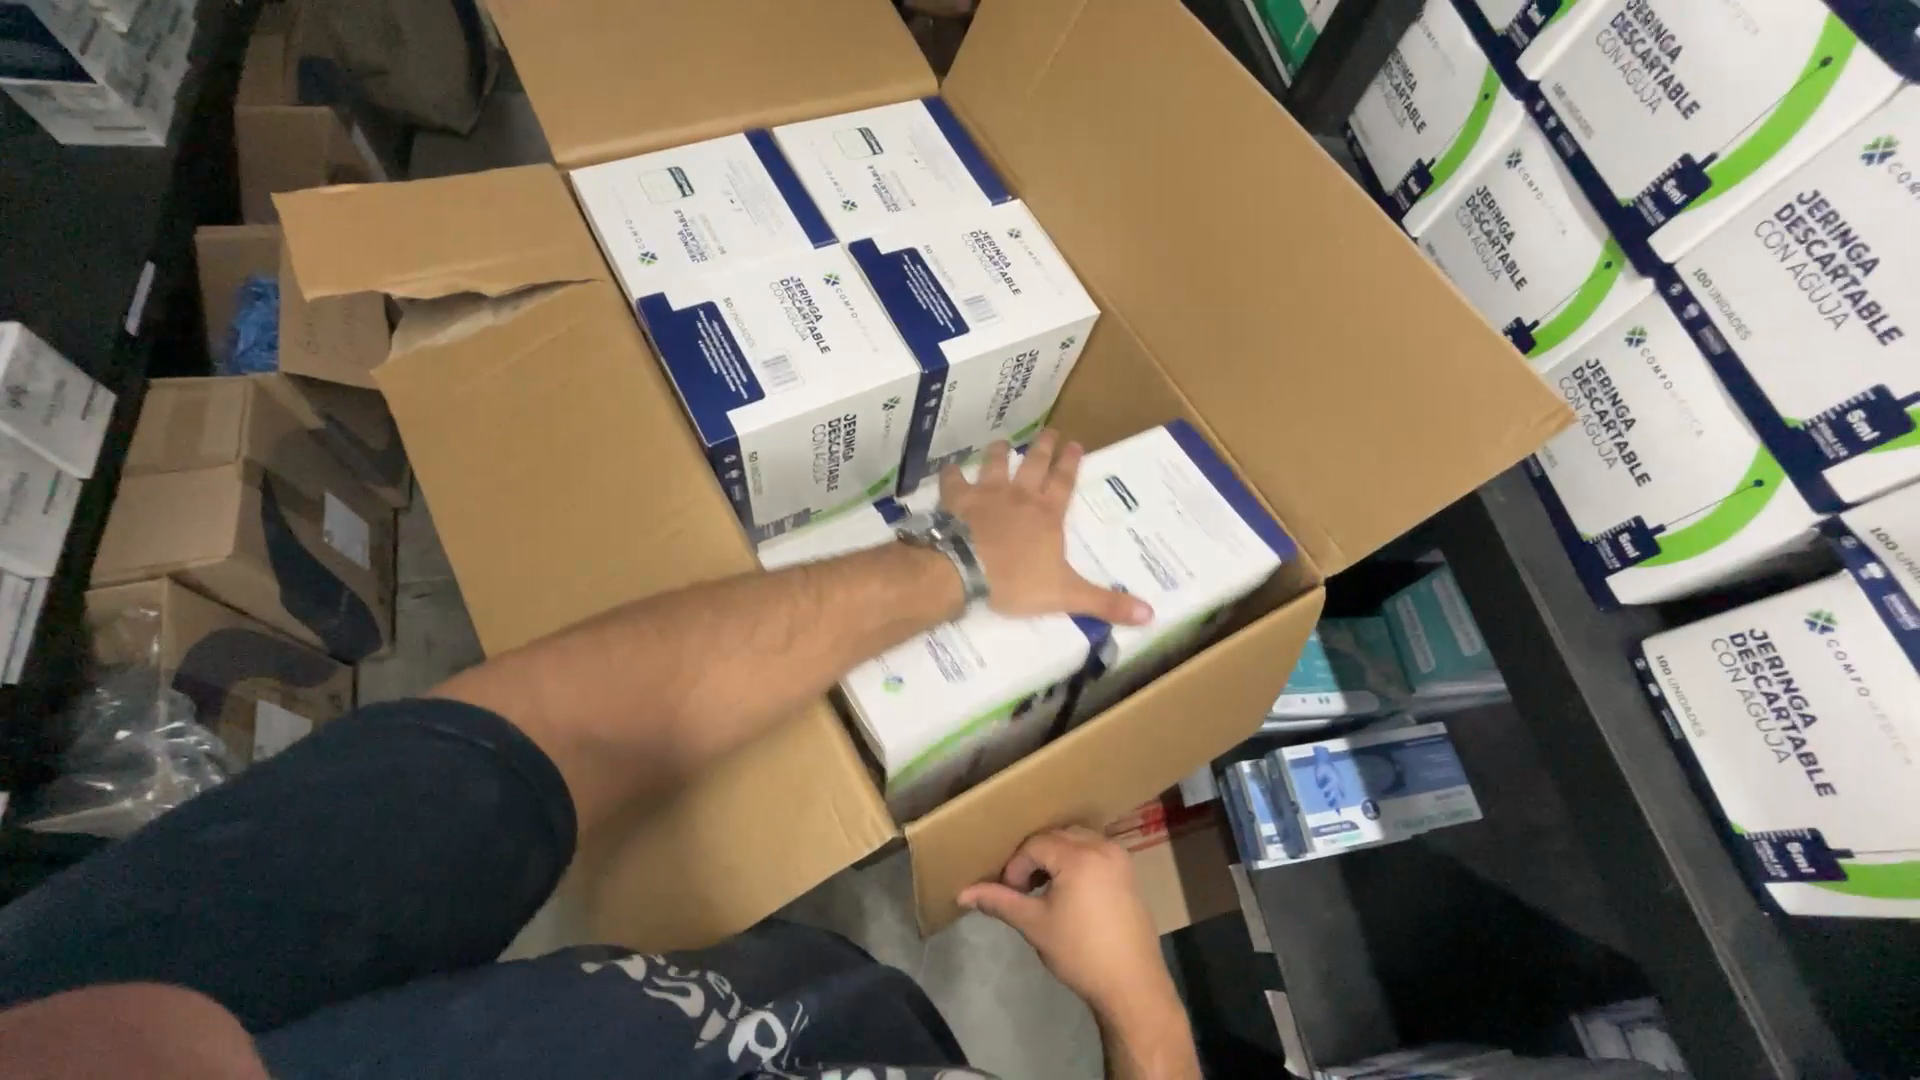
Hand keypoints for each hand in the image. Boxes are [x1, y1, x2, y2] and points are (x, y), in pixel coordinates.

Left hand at [941, 431, 1151, 625]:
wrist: (966, 571)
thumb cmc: (1017, 581)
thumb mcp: (1067, 595)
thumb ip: (1105, 603)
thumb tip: (1150, 614)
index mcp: (1047, 515)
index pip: (1064, 483)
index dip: (1071, 464)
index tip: (1076, 444)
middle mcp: (1020, 497)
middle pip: (1034, 465)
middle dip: (1044, 448)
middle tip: (1050, 432)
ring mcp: (987, 495)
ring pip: (996, 465)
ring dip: (1000, 453)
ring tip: (1003, 442)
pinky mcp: (958, 501)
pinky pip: (954, 482)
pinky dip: (952, 474)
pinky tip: (951, 468)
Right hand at [957, 827, 1176, 1019]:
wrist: (1132, 985)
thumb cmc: (1080, 953)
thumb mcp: (1034, 925)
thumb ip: (1000, 901)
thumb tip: (963, 894)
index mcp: (1080, 856)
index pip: (1035, 845)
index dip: (1016, 866)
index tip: (1009, 892)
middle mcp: (1102, 847)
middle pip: (1056, 836)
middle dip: (1034, 857)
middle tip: (1022, 887)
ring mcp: (1120, 858)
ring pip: (1077, 840)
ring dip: (1056, 856)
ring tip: (1042, 888)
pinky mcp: (1129, 873)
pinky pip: (1095, 851)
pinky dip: (1077, 860)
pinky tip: (1068, 890)